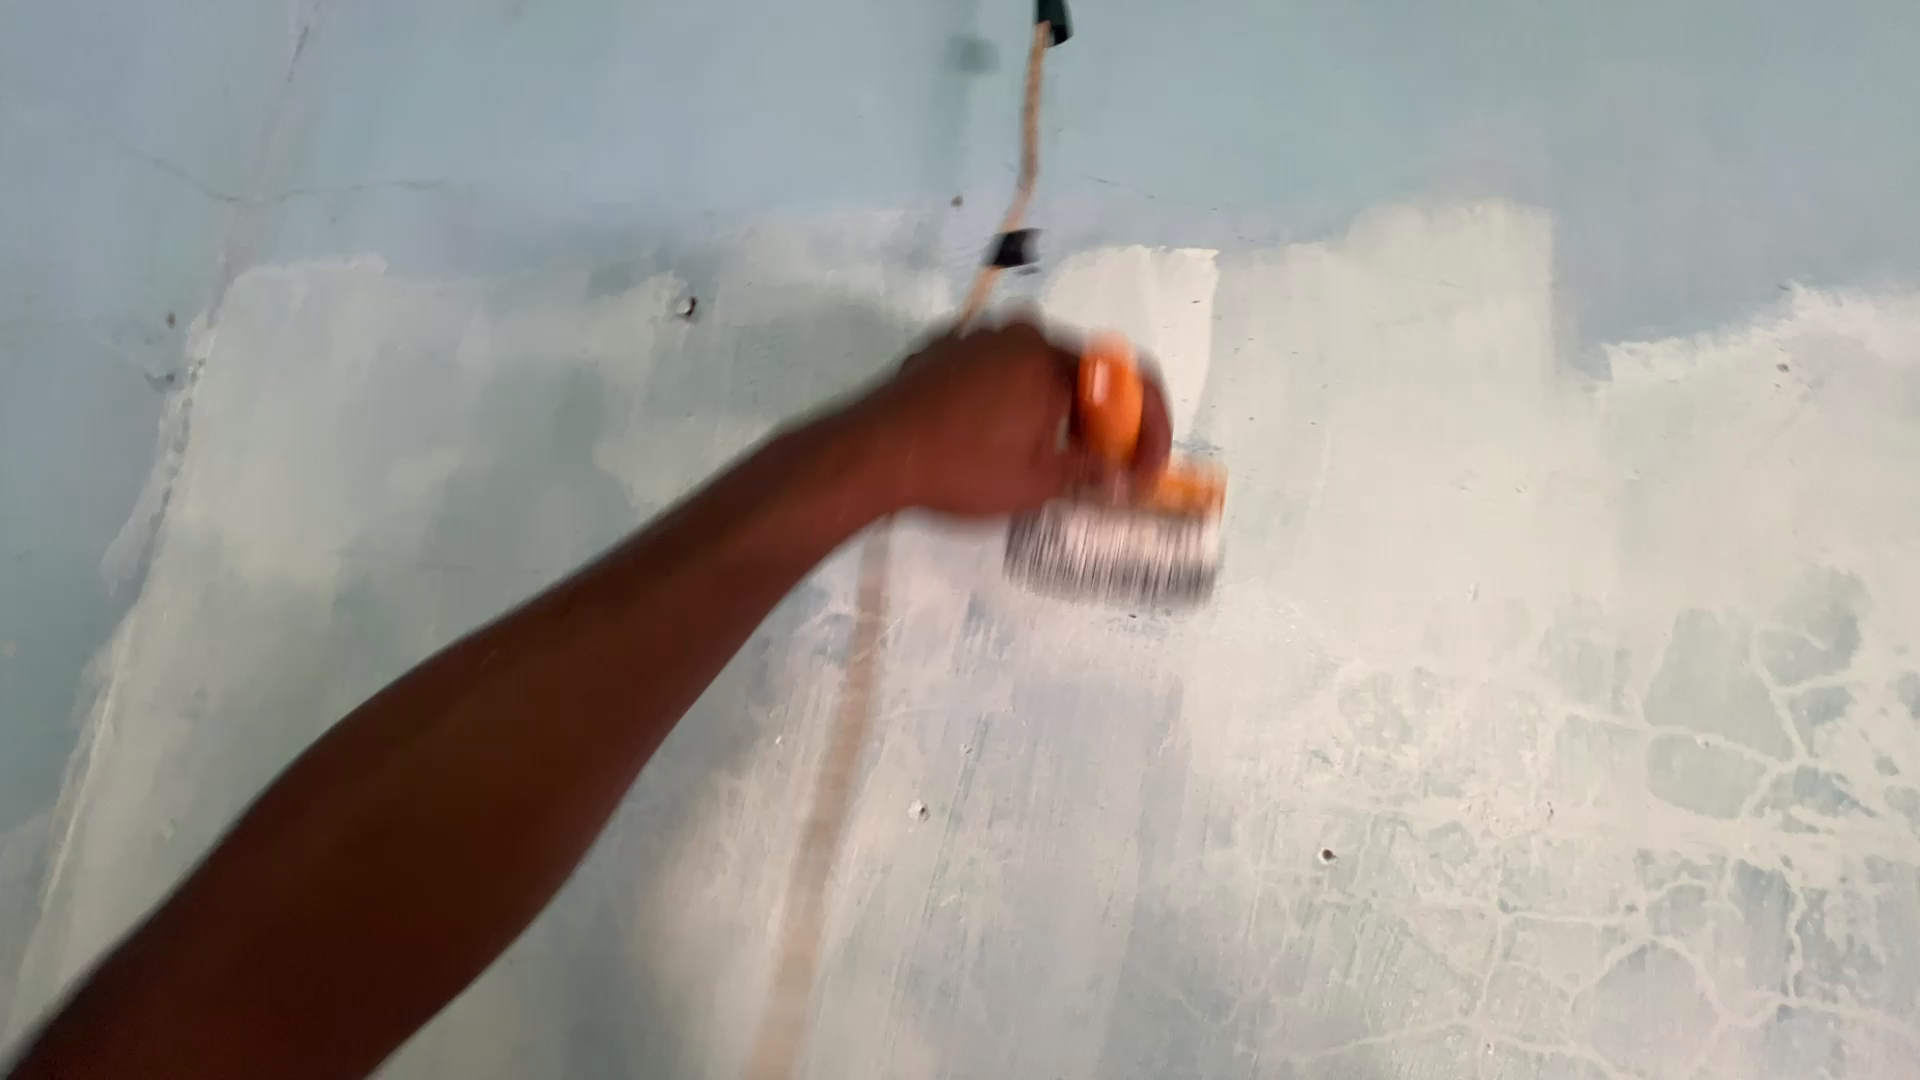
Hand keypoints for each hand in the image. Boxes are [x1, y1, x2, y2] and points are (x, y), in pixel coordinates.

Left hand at [844, 315, 1172, 517]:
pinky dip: (1011, 403)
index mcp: (1052, 357)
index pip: (1130, 380)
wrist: (870, 453)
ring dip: (1052, 414)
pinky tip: (992, 438)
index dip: (1150, 429)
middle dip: (1098, 424)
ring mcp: (975, 337)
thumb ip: (1092, 470)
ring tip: (1039, 458)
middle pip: (1082, 375)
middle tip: (1095, 470)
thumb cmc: (961, 469)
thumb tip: (1121, 470)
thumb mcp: (1037, 482)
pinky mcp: (942, 351)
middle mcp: (1018, 332)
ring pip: (1035, 373)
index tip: (1142, 473)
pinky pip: (996, 373)